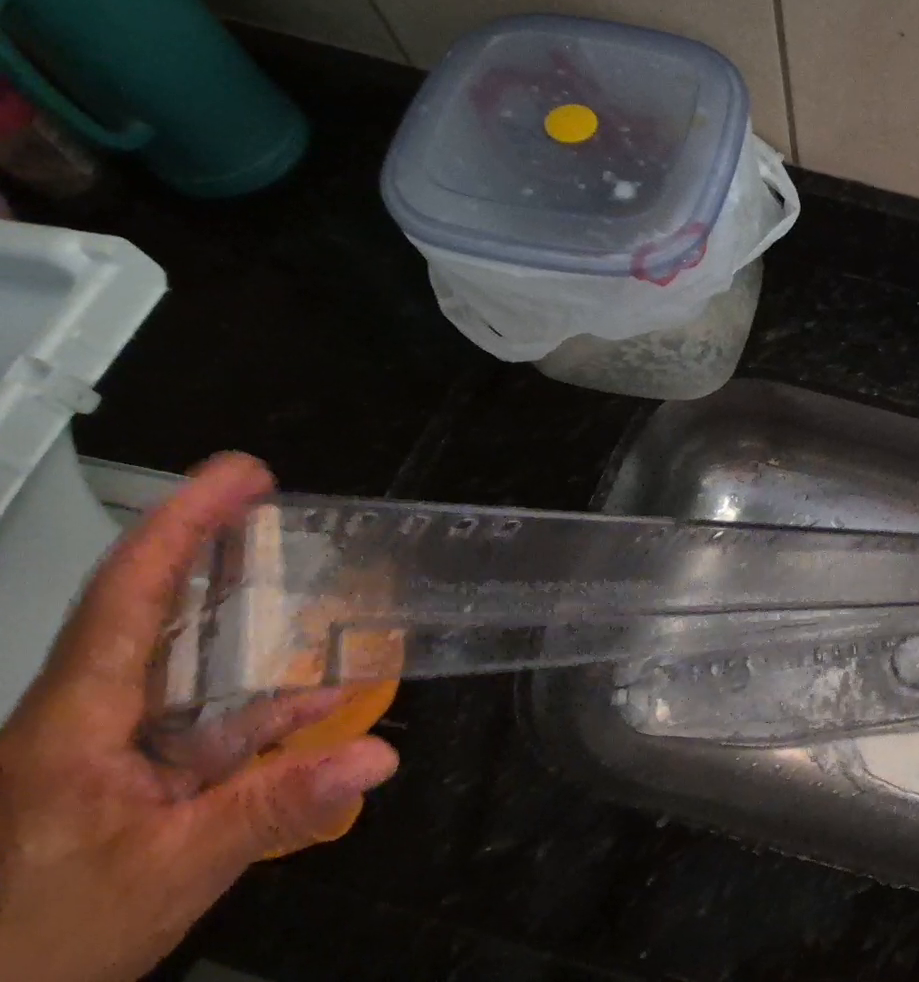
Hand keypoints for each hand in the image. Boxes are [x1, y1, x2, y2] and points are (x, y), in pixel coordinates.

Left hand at [0, 453, 398, 981]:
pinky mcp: (137, 783)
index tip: (238, 475)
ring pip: (185, 666)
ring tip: (311, 586)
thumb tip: (380, 754)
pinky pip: (210, 725)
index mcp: (77, 721)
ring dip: (247, 623)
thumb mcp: (171, 869)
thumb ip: (274, 806)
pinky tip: (326, 702)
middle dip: (205, 549)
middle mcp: (90, 720)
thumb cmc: (45, 935)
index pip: (128, 599)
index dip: (182, 528)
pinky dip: (269, 706)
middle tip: (268, 500)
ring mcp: (113, 751)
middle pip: (148, 612)